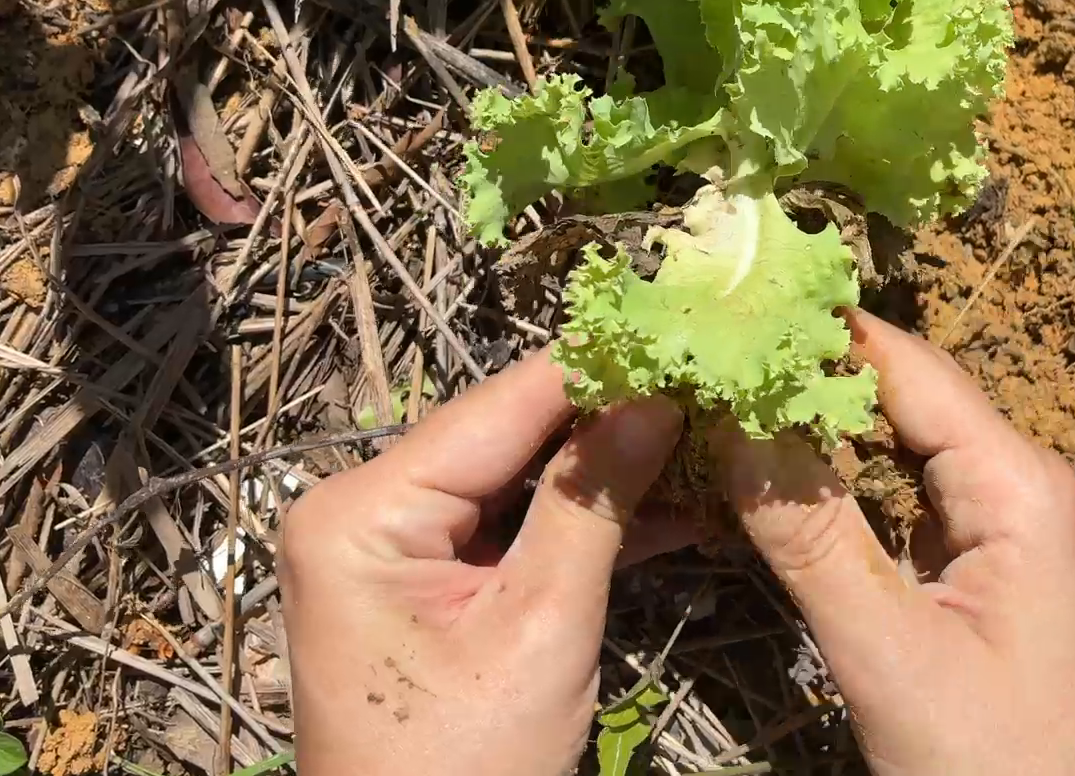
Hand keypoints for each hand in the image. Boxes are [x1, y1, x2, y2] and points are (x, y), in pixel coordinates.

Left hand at [279, 352, 684, 775]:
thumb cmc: (469, 767)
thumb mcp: (543, 623)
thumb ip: (595, 496)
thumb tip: (658, 396)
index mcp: (369, 507)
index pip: (505, 403)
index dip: (601, 368)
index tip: (683, 341)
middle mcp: (377, 501)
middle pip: (520, 431)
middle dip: (617, 417)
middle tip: (706, 389)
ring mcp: (411, 534)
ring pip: (535, 469)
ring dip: (619, 464)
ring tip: (704, 435)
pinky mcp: (447, 566)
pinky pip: (531, 516)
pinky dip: (598, 513)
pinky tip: (676, 499)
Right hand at [716, 310, 1074, 775]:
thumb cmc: (994, 764)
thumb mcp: (892, 658)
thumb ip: (812, 541)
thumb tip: (735, 424)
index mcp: (1013, 479)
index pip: (908, 366)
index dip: (827, 330)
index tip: (744, 305)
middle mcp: (1013, 473)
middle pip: (907, 390)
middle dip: (821, 364)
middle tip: (727, 344)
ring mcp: (997, 510)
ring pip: (902, 432)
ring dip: (828, 410)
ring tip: (746, 382)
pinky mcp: (975, 546)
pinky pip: (903, 479)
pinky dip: (845, 461)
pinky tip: (793, 456)